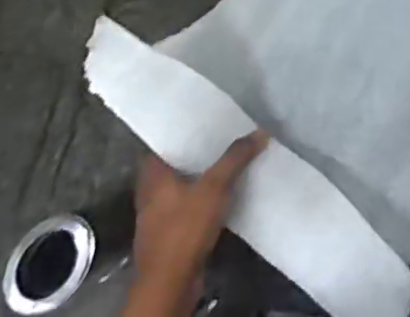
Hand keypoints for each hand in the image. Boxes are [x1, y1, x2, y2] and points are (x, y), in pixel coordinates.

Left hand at [131, 132, 268, 293]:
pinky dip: (199, 202)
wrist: (170, 285)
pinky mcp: (168, 239)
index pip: (158, 148)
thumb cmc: (184, 228)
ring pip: (178, 190)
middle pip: (170, 169)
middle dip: (192, 157)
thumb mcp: (215, 187)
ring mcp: (156, 220)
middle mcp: (149, 197)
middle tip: (218, 141)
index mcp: (152, 180)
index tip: (198, 124)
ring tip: (224, 165)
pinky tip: (220, 198)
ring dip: (197, 180)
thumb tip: (260, 132)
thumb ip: (236, 158)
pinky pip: (185, 210)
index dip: (176, 135)